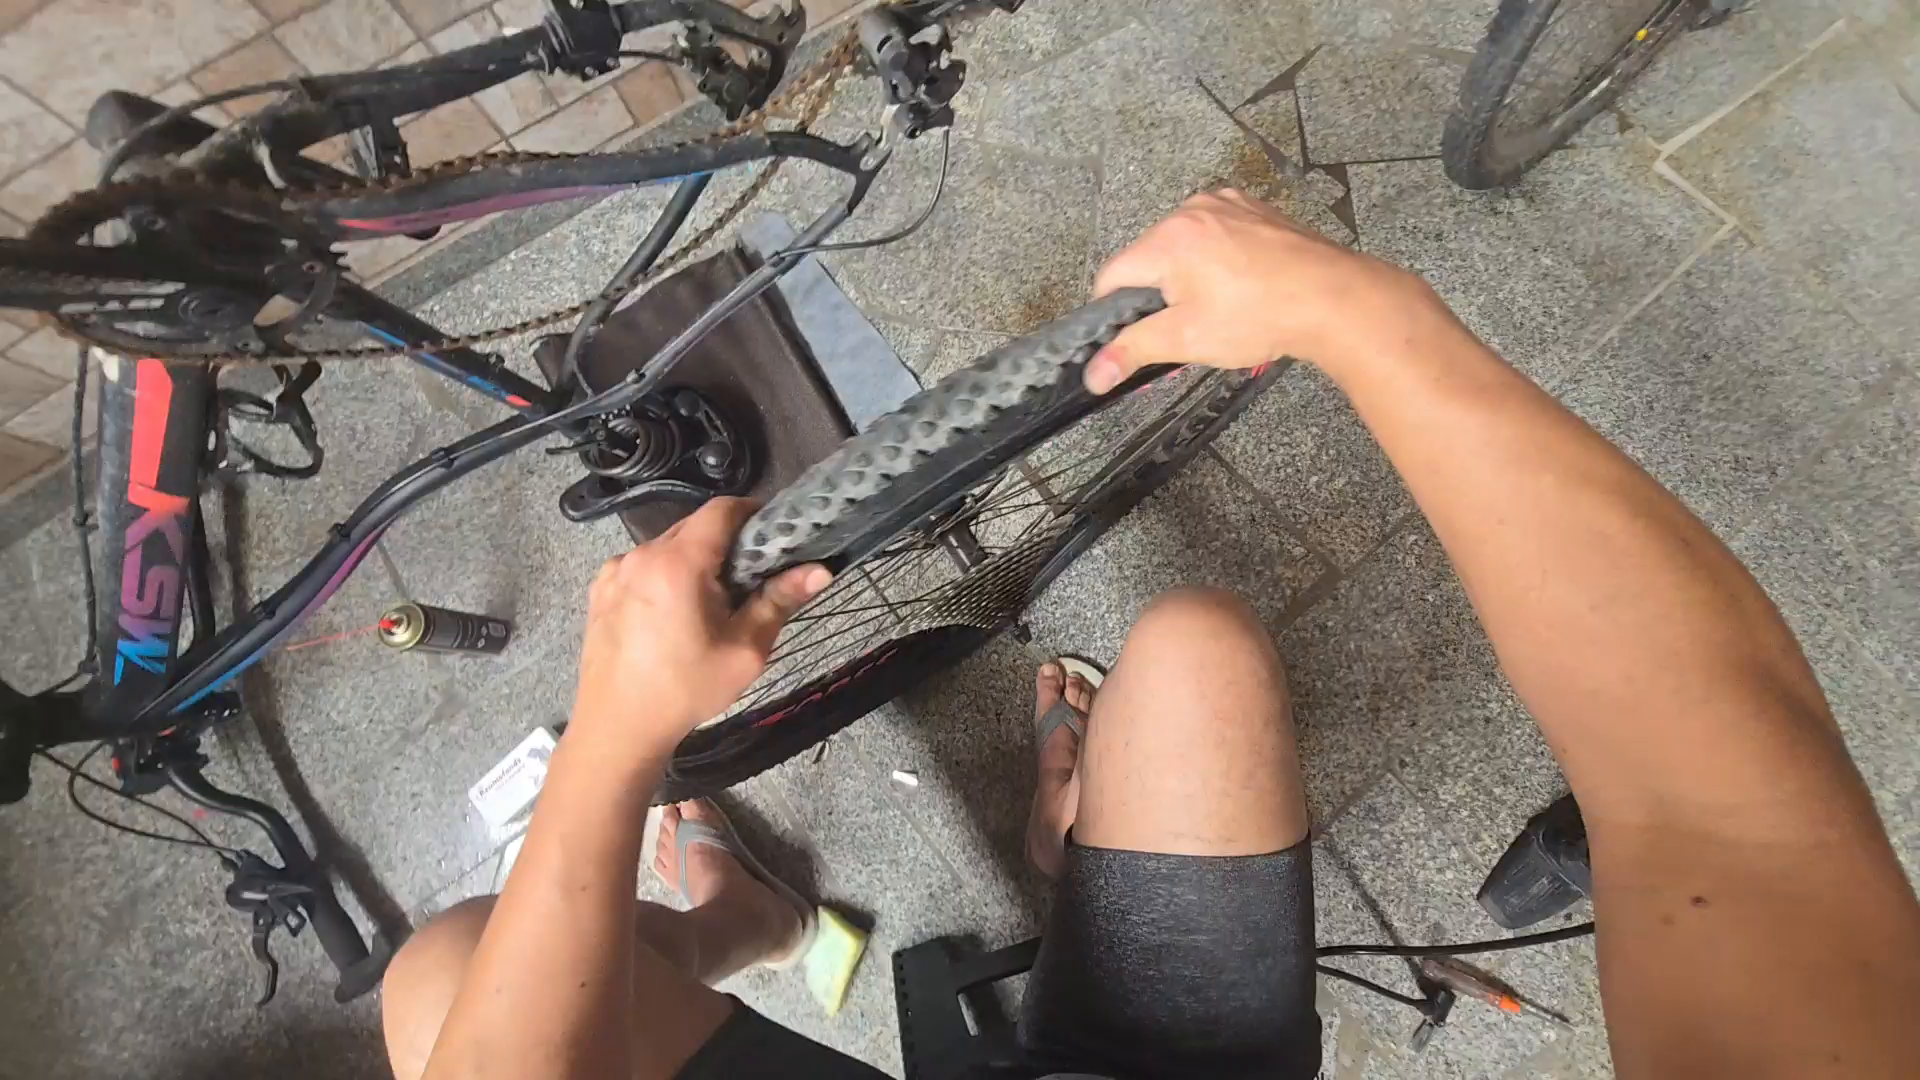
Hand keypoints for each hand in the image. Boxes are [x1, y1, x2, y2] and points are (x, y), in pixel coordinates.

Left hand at [569, 498, 830, 756]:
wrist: (617, 729)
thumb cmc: (686, 690)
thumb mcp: (745, 649)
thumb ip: (780, 600)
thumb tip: (822, 570)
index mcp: (678, 564)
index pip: (721, 510)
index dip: (752, 513)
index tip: (773, 536)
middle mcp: (641, 555)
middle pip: (695, 526)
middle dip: (727, 542)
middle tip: (751, 576)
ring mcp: (615, 570)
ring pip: (668, 545)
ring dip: (696, 559)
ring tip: (713, 599)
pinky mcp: (601, 588)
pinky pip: (644, 564)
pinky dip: (666, 574)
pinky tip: (675, 612)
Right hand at [1084, 189, 1449, 392]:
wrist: (1333, 299)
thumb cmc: (1256, 317)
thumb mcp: (1183, 339)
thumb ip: (1131, 351)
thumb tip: (1092, 375)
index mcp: (1167, 238)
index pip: (1111, 276)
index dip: (1111, 312)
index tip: (1129, 337)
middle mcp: (1192, 210)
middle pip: (1145, 258)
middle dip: (1152, 294)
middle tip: (1179, 327)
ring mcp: (1227, 204)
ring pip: (1180, 247)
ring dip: (1182, 277)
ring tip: (1213, 308)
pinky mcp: (1253, 209)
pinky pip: (1214, 234)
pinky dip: (1213, 260)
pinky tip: (1234, 286)